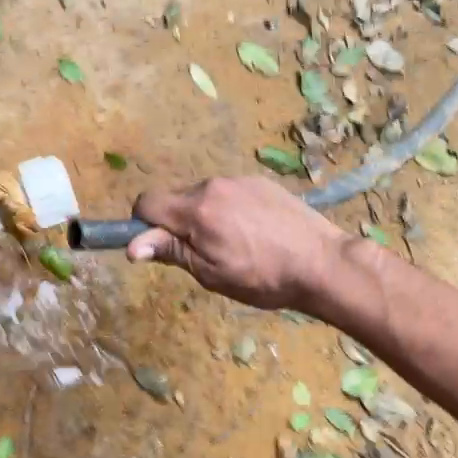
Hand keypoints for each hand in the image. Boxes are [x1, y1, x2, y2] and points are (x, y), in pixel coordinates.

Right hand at [126, 177, 362, 313]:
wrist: (325, 264)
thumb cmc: (263, 278)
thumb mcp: (211, 273)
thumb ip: (171, 251)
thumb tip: (132, 245)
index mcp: (196, 209)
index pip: (146, 202)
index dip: (144, 225)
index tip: (161, 246)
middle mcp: (212, 185)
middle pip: (176, 199)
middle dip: (179, 223)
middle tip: (206, 254)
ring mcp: (239, 180)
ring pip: (204, 196)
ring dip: (206, 216)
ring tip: (237, 245)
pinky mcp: (261, 181)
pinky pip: (230, 193)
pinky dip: (231, 210)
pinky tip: (256, 232)